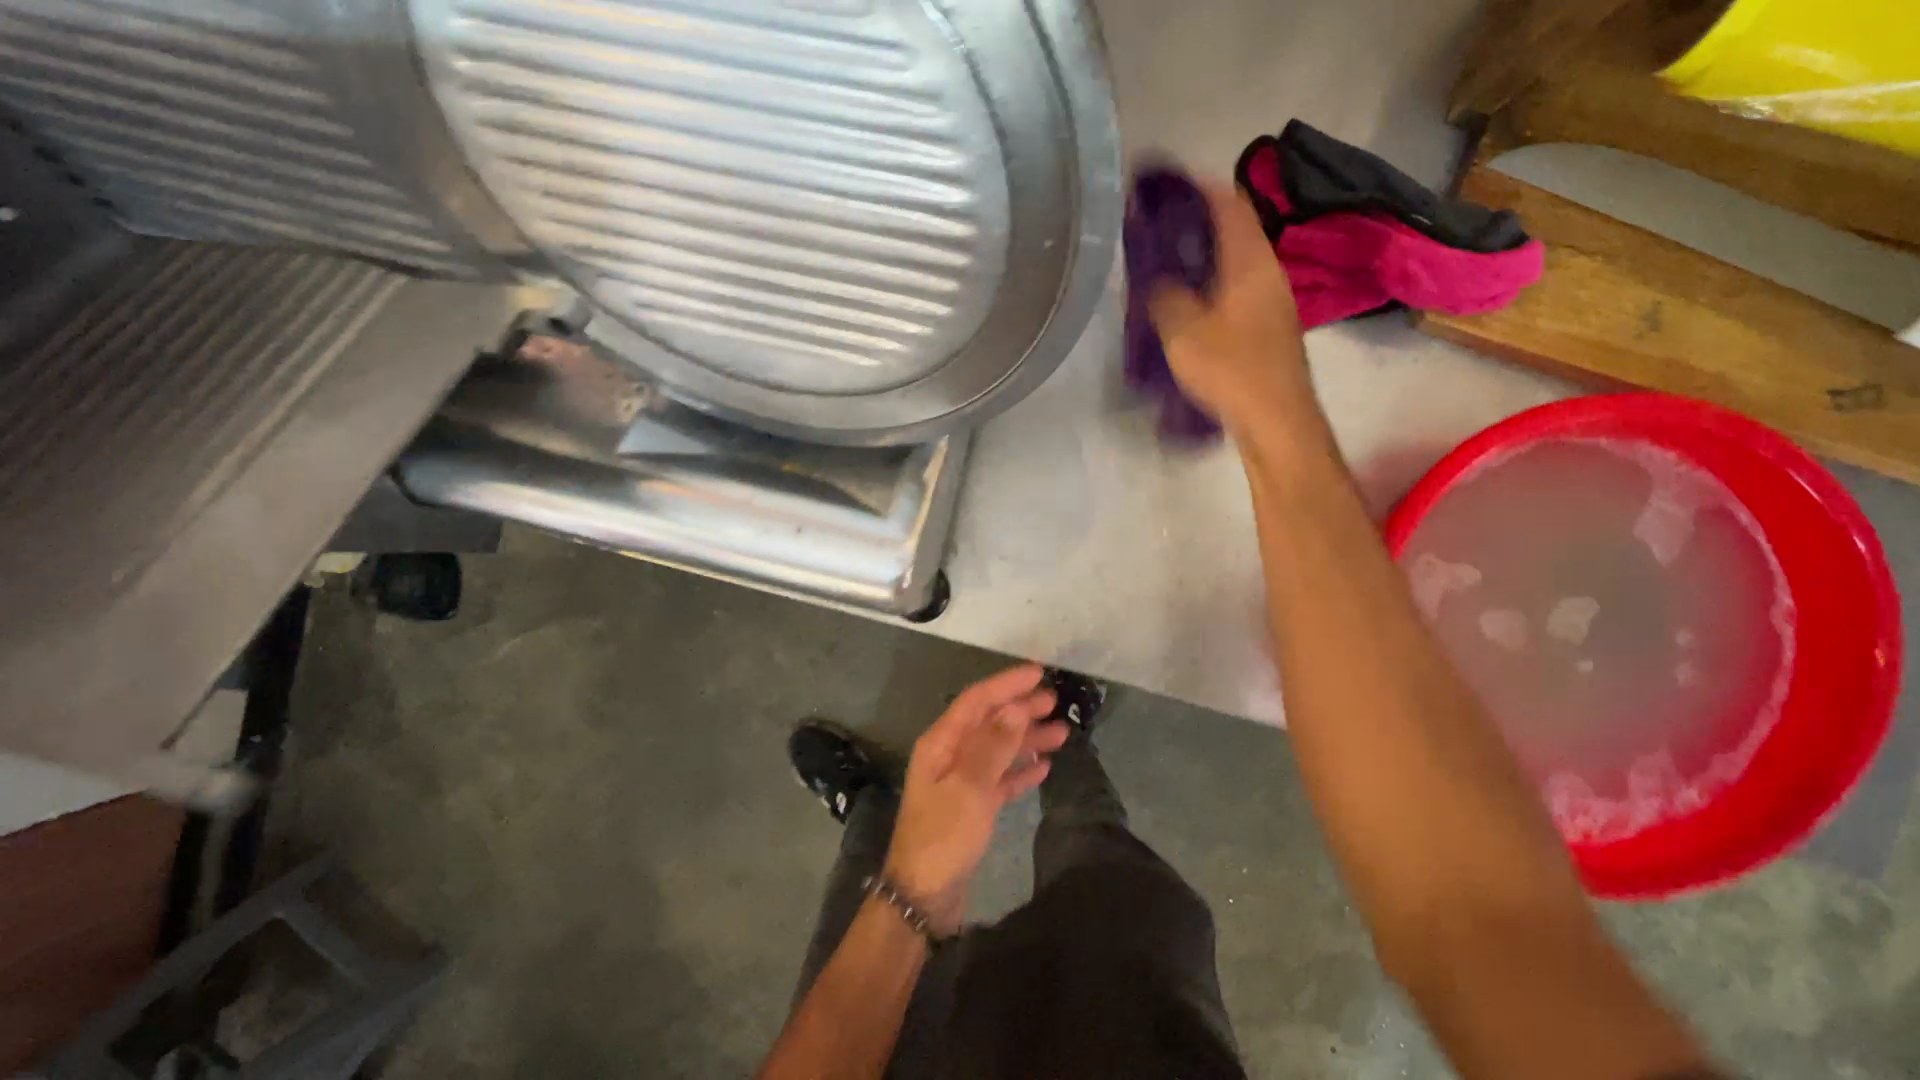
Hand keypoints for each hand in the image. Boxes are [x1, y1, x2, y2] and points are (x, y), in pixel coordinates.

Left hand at [882, 665, 1068, 934]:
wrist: (924, 896)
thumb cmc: (943, 837)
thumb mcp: (970, 787)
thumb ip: (993, 746)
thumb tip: (1015, 707)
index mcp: (941, 744)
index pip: (976, 701)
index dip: (1007, 684)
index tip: (1040, 673)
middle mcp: (949, 756)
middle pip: (988, 722)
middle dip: (1021, 709)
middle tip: (1056, 701)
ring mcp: (960, 782)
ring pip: (998, 750)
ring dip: (1027, 739)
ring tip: (1062, 732)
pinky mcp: (971, 807)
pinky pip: (1000, 779)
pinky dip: (1020, 770)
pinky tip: (1044, 767)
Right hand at [1147, 179, 1312, 433]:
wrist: (1277, 421)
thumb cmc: (1233, 369)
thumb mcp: (1183, 330)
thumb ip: (1163, 294)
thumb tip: (1152, 273)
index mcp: (1251, 260)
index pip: (1228, 202)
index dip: (1197, 186)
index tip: (1163, 185)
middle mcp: (1267, 271)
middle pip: (1232, 229)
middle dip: (1193, 221)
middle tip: (1153, 225)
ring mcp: (1270, 299)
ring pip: (1232, 260)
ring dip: (1200, 255)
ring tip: (1161, 261)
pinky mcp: (1266, 326)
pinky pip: (1233, 287)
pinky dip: (1208, 282)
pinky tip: (1182, 300)